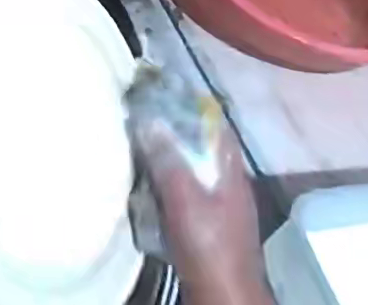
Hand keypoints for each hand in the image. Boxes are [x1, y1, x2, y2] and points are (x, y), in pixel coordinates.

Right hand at [130, 113, 274, 304]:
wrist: (224, 301)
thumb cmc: (208, 247)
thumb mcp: (184, 199)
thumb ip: (167, 158)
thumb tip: (151, 118)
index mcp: (230, 171)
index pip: (214, 123)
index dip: (191, 101)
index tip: (161, 84)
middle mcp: (229, 182)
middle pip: (201, 141)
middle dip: (174, 123)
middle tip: (141, 107)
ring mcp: (220, 204)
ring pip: (192, 163)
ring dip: (168, 148)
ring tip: (137, 134)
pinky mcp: (208, 223)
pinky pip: (185, 184)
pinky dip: (167, 173)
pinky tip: (146, 174)